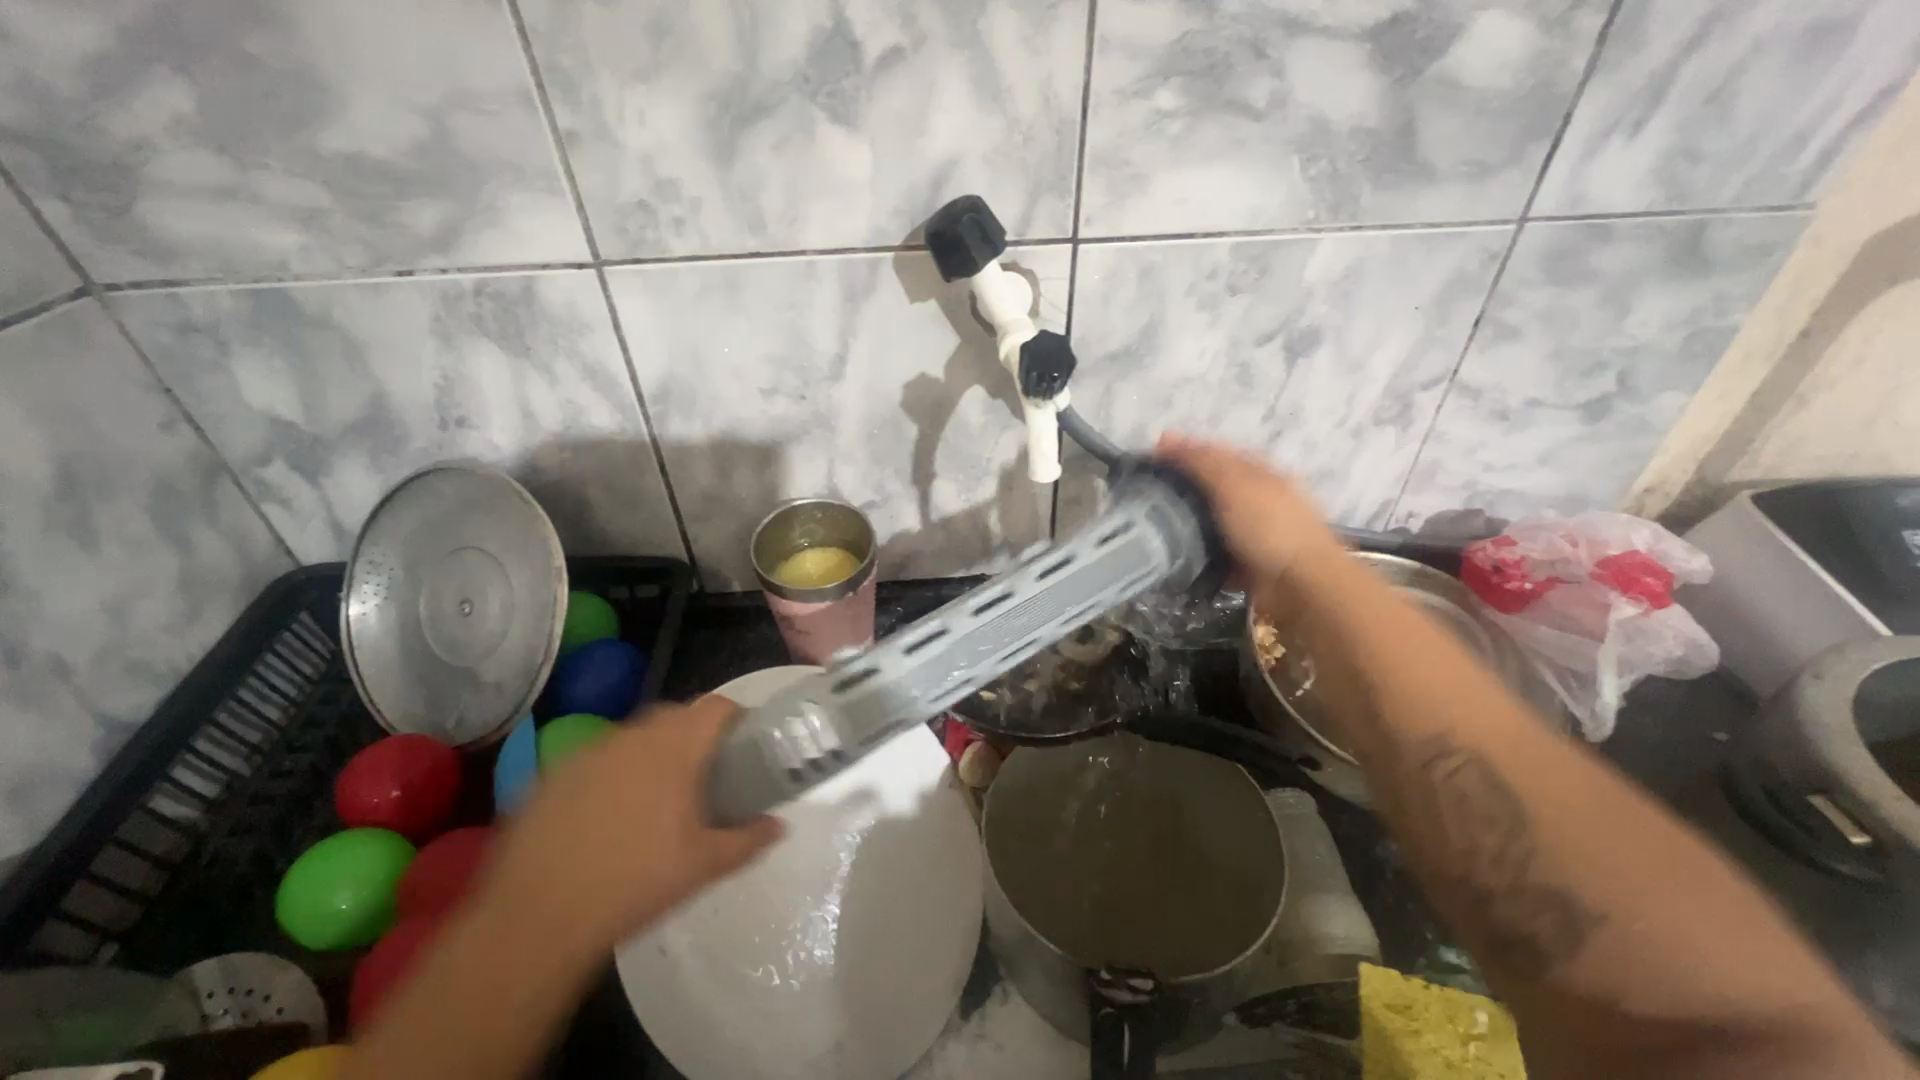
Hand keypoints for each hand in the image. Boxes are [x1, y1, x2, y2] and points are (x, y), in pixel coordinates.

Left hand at [479, 696, 783, 952]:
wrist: (540, 917)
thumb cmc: (637, 884)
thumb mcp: (705, 867)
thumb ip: (748, 840)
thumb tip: (778, 825)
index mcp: (674, 750)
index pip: (715, 707)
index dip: (735, 718)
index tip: (745, 746)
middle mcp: (631, 739)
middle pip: (673, 716)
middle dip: (694, 736)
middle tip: (706, 775)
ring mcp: (586, 754)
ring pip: (632, 738)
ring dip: (651, 754)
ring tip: (657, 798)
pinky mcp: (551, 777)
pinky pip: (595, 761)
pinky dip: (611, 775)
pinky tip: (609, 818)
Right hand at [1156, 434, 1344, 584]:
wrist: (1301, 583)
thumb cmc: (1269, 526)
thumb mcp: (1233, 484)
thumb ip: (1201, 462)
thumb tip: (1166, 438)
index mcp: (1258, 472)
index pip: (1215, 452)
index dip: (1183, 451)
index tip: (1151, 458)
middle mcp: (1257, 499)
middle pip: (1212, 487)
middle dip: (1182, 489)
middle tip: (1146, 496)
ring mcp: (1253, 532)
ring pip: (1210, 521)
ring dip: (1186, 524)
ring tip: (1151, 526)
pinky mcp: (1247, 563)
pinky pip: (1214, 553)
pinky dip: (1196, 554)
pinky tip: (1173, 555)